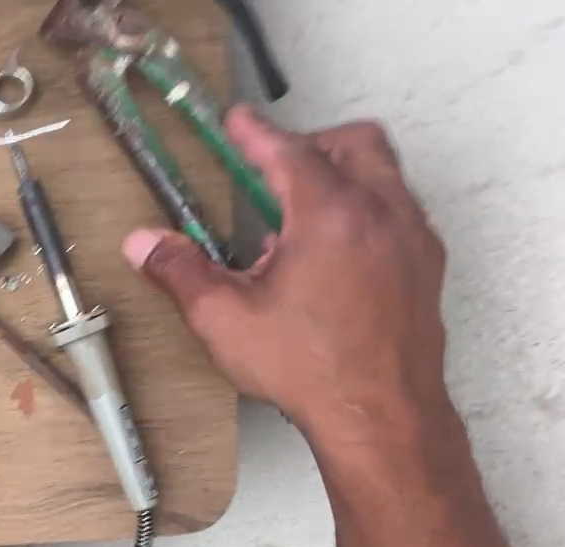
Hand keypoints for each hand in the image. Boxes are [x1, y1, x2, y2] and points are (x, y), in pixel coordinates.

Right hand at [122, 107, 455, 461]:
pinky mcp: (421, 263)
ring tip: (283, 226)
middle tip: (264, 169)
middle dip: (307, 146)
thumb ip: (181, 271)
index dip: (256, 136)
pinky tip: (319, 257)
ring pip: (378, 175)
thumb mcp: (222, 317)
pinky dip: (355, 210)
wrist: (377, 407)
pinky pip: (392, 211)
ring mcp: (409, 236)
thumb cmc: (305, 364)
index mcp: (329, 217)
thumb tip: (143, 242)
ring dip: (331, 180)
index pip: (290, 155)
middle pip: (353, 145)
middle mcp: (380, 213)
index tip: (236, 122)